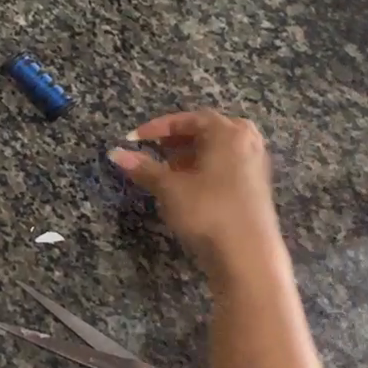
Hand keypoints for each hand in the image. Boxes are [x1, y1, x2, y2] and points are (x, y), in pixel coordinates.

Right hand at [109, 110, 284, 275]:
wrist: (245, 249)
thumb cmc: (206, 209)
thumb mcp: (168, 187)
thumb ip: (143, 167)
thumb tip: (115, 153)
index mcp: (228, 135)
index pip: (192, 118)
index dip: (160, 126)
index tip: (134, 138)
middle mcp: (246, 142)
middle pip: (209, 129)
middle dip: (178, 137)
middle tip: (153, 148)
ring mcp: (252, 163)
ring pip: (217, 147)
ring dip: (189, 152)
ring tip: (165, 166)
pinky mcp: (252, 183)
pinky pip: (224, 162)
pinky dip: (202, 165)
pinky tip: (185, 182)